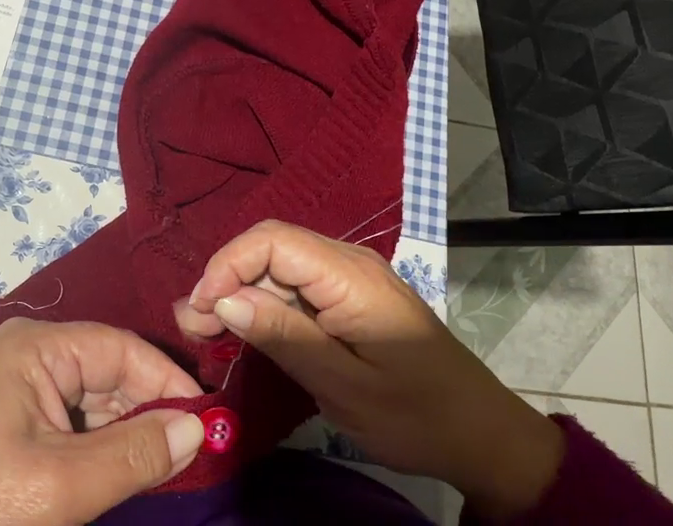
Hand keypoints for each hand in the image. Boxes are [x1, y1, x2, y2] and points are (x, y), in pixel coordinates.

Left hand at [0, 318, 206, 525]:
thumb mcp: (60, 486)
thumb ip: (134, 455)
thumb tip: (199, 428)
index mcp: (36, 347)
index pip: (122, 350)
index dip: (168, 384)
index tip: (210, 423)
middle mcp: (26, 353)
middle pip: (109, 371)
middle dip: (150, 411)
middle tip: (193, 453)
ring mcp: (13, 385)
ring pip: (92, 399)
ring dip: (125, 433)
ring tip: (162, 468)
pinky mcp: (6, 418)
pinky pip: (68, 421)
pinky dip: (97, 447)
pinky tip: (119, 473)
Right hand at [176, 220, 564, 519]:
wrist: (479, 432)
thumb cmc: (416, 415)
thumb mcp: (346, 386)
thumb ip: (286, 337)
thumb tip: (225, 297)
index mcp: (352, 276)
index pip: (272, 240)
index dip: (227, 265)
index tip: (199, 310)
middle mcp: (350, 262)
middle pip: (272, 248)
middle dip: (225, 279)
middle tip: (193, 328)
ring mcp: (352, 277)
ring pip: (281, 265)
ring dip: (241, 292)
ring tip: (207, 331)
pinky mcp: (351, 297)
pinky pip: (298, 285)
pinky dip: (266, 304)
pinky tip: (245, 329)